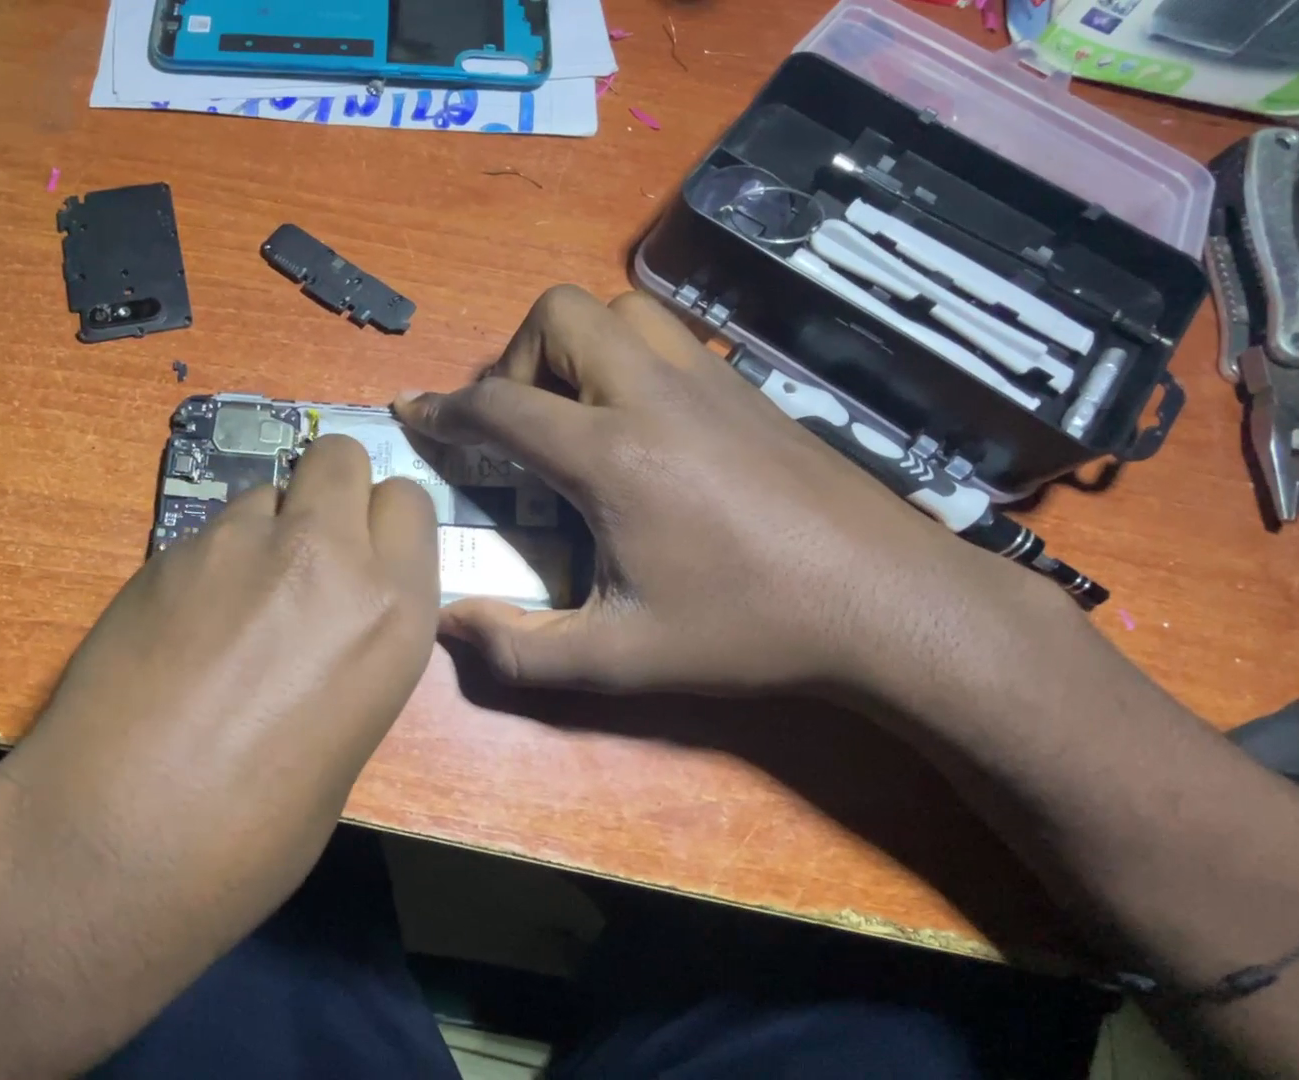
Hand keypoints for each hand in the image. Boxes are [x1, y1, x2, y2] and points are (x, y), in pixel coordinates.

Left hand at [5, 432, 437, 912]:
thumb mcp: (348, 739)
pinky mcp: (163, 552)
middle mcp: (323, 555)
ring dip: (265, 531)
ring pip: (268, 491)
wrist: (120, 838)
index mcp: (391, 610)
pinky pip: (207, 531)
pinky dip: (208, 563)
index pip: (408, 502)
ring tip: (230, 607)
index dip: (384, 523)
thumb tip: (326, 627)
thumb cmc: (258, 829)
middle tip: (305, 557)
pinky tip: (178, 627)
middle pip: (339, 456)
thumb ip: (352, 652)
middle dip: (329, 492)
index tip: (364, 558)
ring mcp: (235, 544)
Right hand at [393, 285, 1049, 696]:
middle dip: (515, 359)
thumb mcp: (620, 659)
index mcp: (613, 455)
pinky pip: (665, 335)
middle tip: (517, 425)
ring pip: (618, 309)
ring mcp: (707, 380)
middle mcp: (653, 395)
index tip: (412, 413)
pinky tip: (636, 422)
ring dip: (574, 346)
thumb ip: (520, 649)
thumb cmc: (746, 630)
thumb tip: (449, 623)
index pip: (501, 407)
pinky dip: (624, 355)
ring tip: (571, 412)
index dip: (443, 410)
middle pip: (560, 314)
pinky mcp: (745, 387)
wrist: (886, 603)